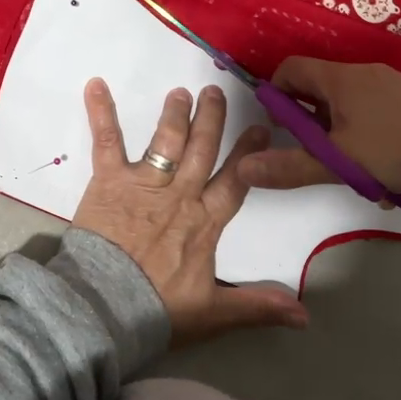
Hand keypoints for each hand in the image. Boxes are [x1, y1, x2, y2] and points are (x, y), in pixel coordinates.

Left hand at [72, 79, 309, 346]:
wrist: (107, 304)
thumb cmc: (157, 309)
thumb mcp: (213, 314)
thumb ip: (257, 306)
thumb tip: (304, 314)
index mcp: (204, 223)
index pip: (234, 182)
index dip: (247, 156)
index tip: (259, 128)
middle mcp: (179, 195)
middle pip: (201, 151)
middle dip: (211, 120)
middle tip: (216, 91)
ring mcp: (144, 183)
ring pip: (166, 142)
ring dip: (174, 115)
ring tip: (180, 92)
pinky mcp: (109, 180)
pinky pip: (106, 140)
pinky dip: (101, 111)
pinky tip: (95, 85)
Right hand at [237, 59, 400, 196]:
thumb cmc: (393, 148)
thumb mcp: (338, 162)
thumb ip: (290, 167)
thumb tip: (243, 169)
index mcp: (338, 78)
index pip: (290, 69)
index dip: (276, 95)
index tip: (281, 128)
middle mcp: (363, 73)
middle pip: (320, 91)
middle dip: (313, 127)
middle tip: (320, 157)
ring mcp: (393, 85)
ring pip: (350, 109)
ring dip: (344, 140)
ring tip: (358, 175)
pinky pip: (378, 115)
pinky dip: (372, 140)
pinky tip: (388, 175)